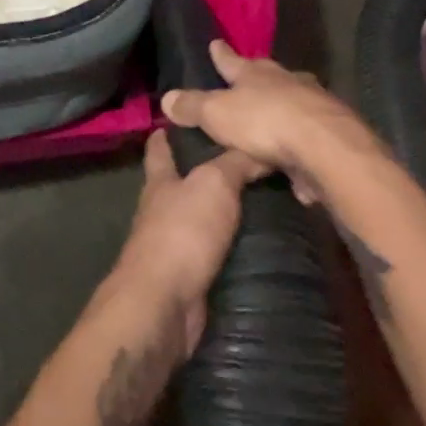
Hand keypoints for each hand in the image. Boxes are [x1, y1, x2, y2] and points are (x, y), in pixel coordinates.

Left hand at [106, 130, 265, 358]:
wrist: (164, 305)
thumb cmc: (182, 232)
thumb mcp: (213, 183)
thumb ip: (235, 162)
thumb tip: (260, 147)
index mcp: (160, 184)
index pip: (160, 151)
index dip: (164, 135)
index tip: (173, 120)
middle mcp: (163, 213)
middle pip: (182, 186)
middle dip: (204, 173)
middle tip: (245, 160)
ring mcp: (174, 249)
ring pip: (202, 222)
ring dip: (225, 214)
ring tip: (265, 201)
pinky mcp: (190, 280)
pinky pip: (217, 256)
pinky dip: (234, 248)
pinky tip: (260, 243)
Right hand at [161, 40, 375, 204]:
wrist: (323, 145)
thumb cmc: (264, 121)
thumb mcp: (217, 113)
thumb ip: (194, 106)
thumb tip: (167, 97)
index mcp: (256, 74)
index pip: (232, 60)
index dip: (221, 54)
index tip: (216, 42)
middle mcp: (287, 82)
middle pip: (269, 76)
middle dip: (259, 77)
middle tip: (250, 76)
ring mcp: (312, 104)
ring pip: (292, 101)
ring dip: (282, 106)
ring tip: (272, 116)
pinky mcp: (329, 132)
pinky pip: (308, 133)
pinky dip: (299, 141)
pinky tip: (294, 157)